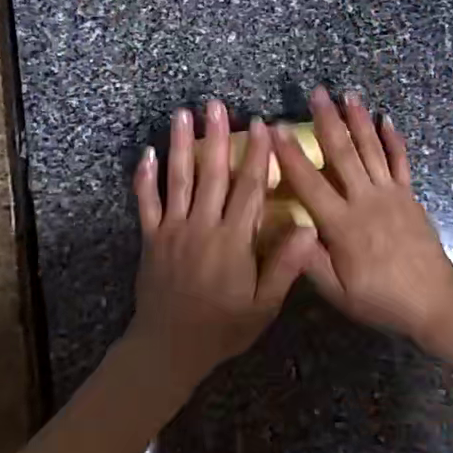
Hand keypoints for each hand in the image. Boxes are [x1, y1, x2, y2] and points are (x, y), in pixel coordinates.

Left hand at [127, 100, 315, 382]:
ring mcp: (172, 230)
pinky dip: (144, 177)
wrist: (170, 347)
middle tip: (217, 104)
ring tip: (183, 114)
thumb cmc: (223, 327)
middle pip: (211, 173)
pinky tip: (146, 153)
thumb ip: (285, 266)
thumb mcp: (263, 306)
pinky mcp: (151, 238)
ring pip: (177, 179)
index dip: (257, 155)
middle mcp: (202, 226)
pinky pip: (145, 203)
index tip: (261, 126)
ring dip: (180, 145)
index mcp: (233, 240)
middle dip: (216, 136)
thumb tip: (308, 227)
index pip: (249, 189)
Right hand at [271, 88, 452, 345]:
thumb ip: (309, 260)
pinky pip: (401, 161)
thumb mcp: (338, 291)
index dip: (289, 154)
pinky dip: (393, 139)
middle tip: (316, 92)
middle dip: (327, 120)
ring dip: (358, 119)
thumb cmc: (381, 299)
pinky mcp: (409, 196)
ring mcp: (390, 194)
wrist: (434, 301)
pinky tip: (386, 119)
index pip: (309, 182)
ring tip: (347, 94)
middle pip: (342, 153)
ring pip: (371, 149)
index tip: (275, 127)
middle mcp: (365, 199)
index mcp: (342, 224)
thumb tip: (284, 230)